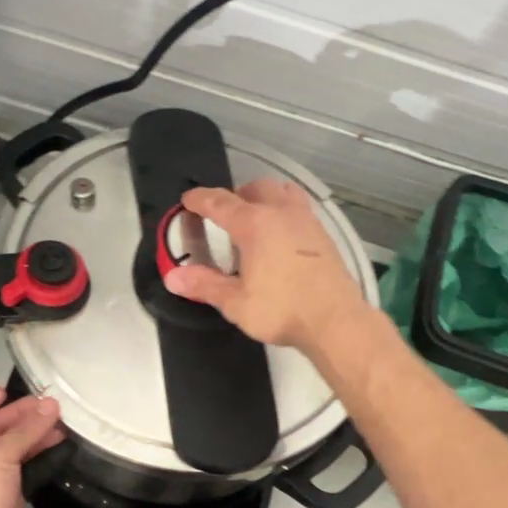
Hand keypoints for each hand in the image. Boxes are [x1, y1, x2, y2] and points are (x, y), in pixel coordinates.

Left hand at [0, 387, 62, 507]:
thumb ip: (26, 430)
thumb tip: (51, 406)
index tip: (7, 392)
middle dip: (20, 416)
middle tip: (48, 406)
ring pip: (13, 445)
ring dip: (34, 433)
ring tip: (60, 422)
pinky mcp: (9, 491)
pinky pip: (24, 464)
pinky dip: (39, 452)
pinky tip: (56, 443)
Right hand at [162, 180, 370, 351]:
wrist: (335, 320)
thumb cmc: (282, 310)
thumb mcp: (236, 303)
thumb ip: (205, 285)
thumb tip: (172, 277)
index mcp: (254, 224)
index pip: (220, 203)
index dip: (201, 200)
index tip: (188, 200)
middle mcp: (281, 213)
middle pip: (255, 188)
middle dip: (236, 195)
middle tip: (225, 214)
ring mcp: (307, 220)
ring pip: (283, 192)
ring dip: (265, 197)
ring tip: (257, 216)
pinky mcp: (324, 235)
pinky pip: (300, 208)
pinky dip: (285, 211)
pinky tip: (284, 234)